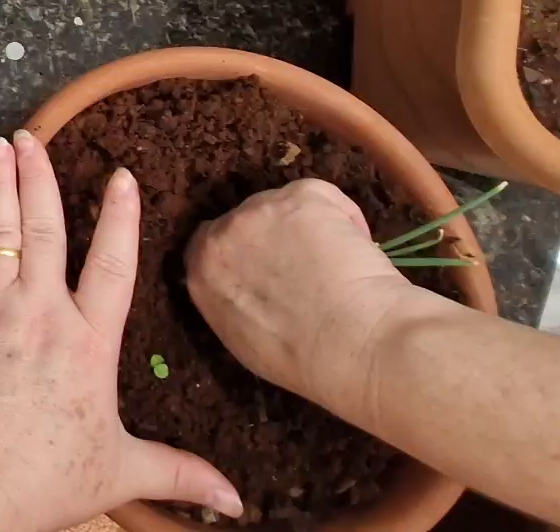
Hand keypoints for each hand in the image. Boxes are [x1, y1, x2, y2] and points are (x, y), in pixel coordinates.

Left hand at [0, 131, 242, 531]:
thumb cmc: (46, 474)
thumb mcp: (120, 471)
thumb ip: (177, 471)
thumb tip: (236, 500)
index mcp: (89, 341)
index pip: (113, 266)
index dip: (121, 219)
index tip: (123, 177)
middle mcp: (42, 310)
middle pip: (46, 229)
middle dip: (41, 177)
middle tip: (34, 136)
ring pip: (0, 231)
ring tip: (0, 144)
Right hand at [184, 179, 420, 408]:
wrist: (360, 348)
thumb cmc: (305, 362)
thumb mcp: (242, 339)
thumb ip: (226, 302)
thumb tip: (240, 290)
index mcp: (199, 268)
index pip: (209, 245)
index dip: (242, 252)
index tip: (269, 270)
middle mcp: (219, 233)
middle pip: (244, 221)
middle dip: (271, 237)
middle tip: (308, 268)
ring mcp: (257, 211)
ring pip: (282, 206)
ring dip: (307, 228)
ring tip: (339, 267)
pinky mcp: (298, 198)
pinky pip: (323, 198)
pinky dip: (344, 219)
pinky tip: (359, 252)